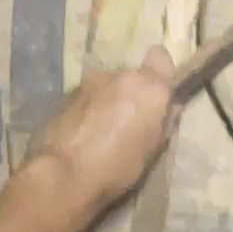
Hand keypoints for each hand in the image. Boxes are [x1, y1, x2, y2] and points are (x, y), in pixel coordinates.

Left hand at [25, 47, 177, 210]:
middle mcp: (120, 75)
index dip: (160, 72)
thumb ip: (164, 122)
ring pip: (108, 86)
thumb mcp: (152, 151)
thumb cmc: (117, 166)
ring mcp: (89, 82)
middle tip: (130, 122)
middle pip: (132, 76)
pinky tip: (84, 133)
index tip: (157, 94)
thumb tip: (170, 107)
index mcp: (148, 87)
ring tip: (103, 131)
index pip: (160, 56)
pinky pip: (88, 97)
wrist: (62, 175)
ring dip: (109, 100)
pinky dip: (89, 109)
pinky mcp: (66, 94)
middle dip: (132, 93)